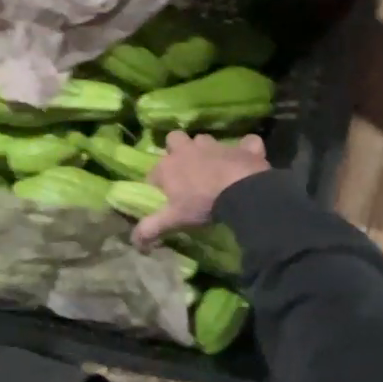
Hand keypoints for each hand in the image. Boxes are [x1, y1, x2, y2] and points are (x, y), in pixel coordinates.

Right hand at [130, 132, 268, 249]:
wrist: (242, 192)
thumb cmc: (202, 205)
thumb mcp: (173, 220)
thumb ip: (150, 229)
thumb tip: (134, 242)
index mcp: (168, 166)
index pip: (153, 173)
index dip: (157, 183)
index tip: (164, 196)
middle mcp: (188, 150)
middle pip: (175, 139)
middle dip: (177, 148)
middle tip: (185, 168)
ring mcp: (216, 146)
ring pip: (205, 139)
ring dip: (207, 150)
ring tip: (213, 166)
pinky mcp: (243, 149)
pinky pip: (247, 142)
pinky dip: (247, 148)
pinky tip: (247, 157)